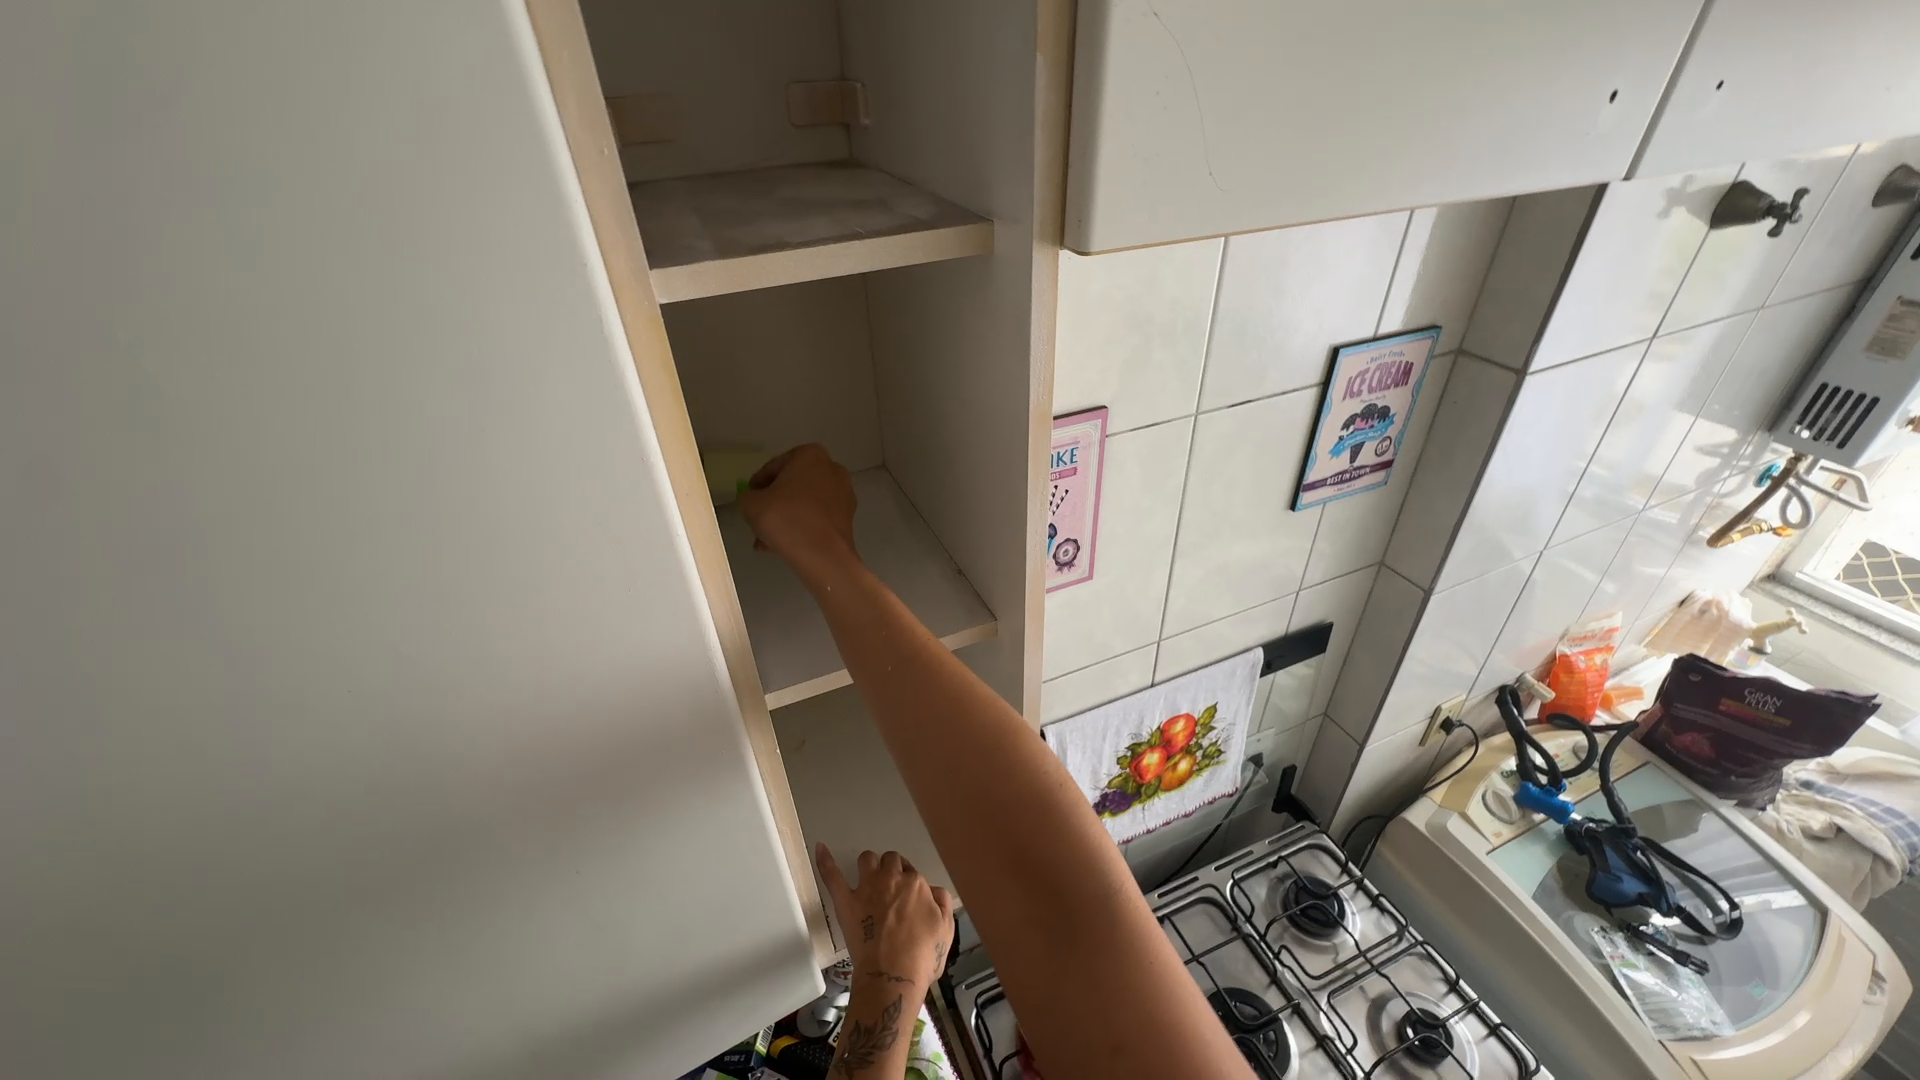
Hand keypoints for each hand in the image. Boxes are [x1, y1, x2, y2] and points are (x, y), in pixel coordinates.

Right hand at [738, 445, 858, 585]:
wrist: (823, 555)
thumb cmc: (786, 519)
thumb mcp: (751, 504)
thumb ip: (748, 496)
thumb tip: (754, 499)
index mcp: (811, 455)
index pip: (774, 466)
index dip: (758, 483)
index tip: (749, 498)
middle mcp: (832, 469)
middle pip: (793, 485)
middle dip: (774, 503)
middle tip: (758, 519)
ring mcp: (844, 493)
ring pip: (805, 503)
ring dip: (786, 518)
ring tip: (766, 539)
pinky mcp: (848, 517)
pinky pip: (818, 517)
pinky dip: (802, 526)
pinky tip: (785, 544)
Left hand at [816, 844, 954, 990]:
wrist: (892, 976)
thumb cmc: (922, 957)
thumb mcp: (946, 929)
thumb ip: (943, 902)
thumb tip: (933, 890)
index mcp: (916, 884)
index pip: (913, 874)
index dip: (911, 885)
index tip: (909, 900)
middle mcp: (891, 879)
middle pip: (891, 860)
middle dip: (892, 870)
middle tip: (892, 889)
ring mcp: (866, 888)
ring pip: (867, 859)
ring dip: (870, 865)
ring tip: (871, 877)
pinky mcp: (845, 901)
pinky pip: (832, 875)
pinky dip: (825, 861)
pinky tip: (820, 848)